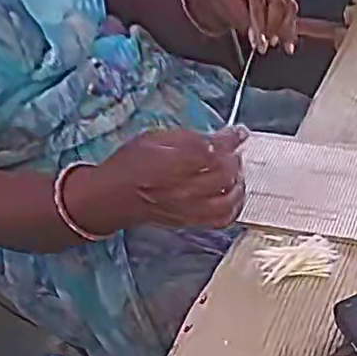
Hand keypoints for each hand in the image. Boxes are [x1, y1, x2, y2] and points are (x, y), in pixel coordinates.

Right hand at [66, 127, 247, 232]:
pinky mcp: (193, 222)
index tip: (240, 133)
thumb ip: (188, 139)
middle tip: (235, 153)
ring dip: (238, 184)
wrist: (117, 196)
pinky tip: (234, 196)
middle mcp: (185, 189)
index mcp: (174, 163)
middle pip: (224, 174)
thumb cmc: (133, 164)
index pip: (212, 150)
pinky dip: (234, 207)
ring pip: (229, 199)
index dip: (230, 140)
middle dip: (235, 161)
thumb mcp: (155, 139)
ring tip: (236, 173)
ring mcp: (191, 209)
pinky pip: (223, 219)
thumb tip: (216, 138)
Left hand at [182, 0, 298, 53]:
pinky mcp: (273, 0)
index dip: (260, 25)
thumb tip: (257, 36)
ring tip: (284, 45)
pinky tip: (289, 42)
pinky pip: (288, 11)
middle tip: (269, 43)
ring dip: (287, 28)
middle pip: (278, 2)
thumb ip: (242, 20)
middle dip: (275, 27)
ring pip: (287, 6)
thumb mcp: (224, 7)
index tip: (261, 44)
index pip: (259, 1)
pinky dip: (290, 27)